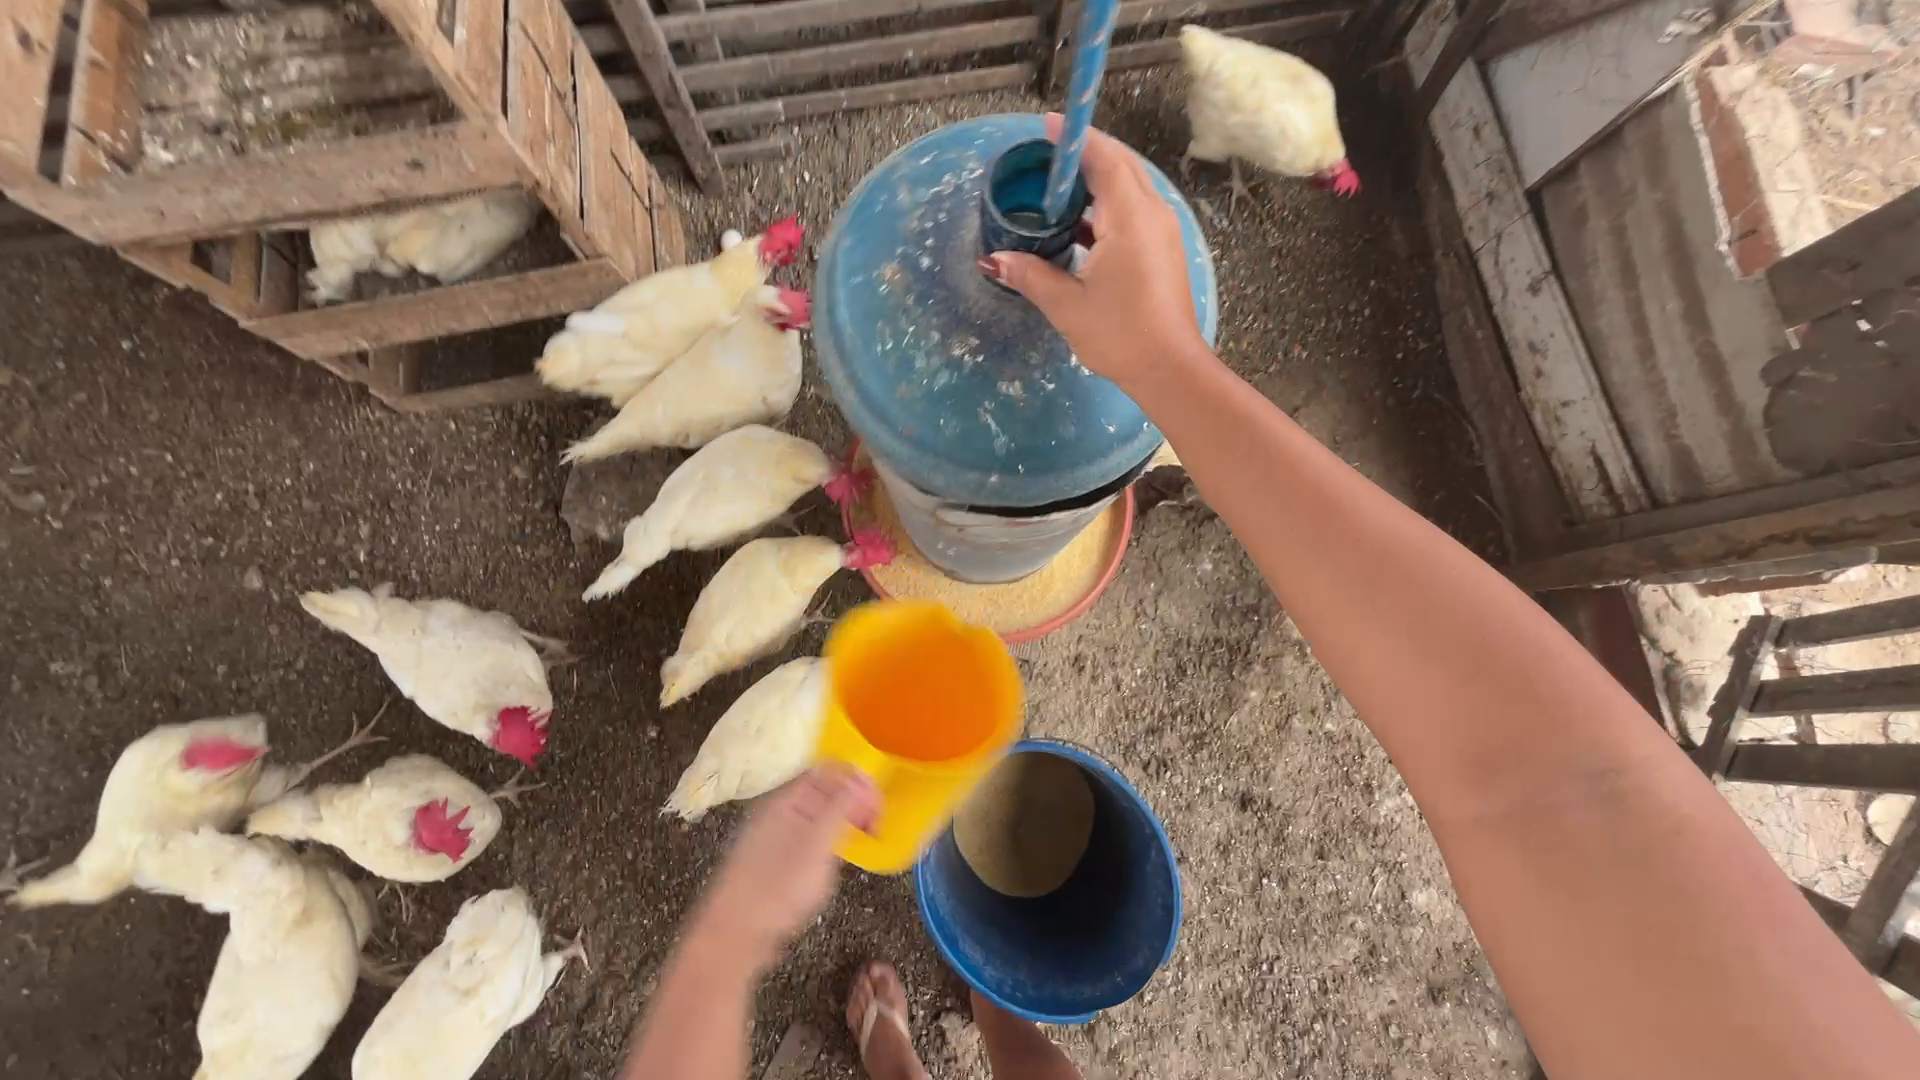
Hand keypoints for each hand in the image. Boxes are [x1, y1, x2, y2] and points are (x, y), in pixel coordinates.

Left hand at [693, 765, 879, 967]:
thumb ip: (841, 808)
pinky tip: (837, 858)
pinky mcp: (775, 859)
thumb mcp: (817, 845)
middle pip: (824, 790)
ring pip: (818, 814)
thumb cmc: (777, 889)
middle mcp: (779, 812)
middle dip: (854, 800)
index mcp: (788, 801)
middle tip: (876, 823)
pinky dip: (830, 839)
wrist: (734, 936)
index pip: (829, 771)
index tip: (879, 802)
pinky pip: (810, 835)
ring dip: (844, 820)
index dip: (858, 780)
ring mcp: (775, 835)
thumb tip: (861, 778)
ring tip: (864, 838)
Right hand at [981, 114, 1209, 391]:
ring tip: (1056, 190)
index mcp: (1129, 217)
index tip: (1046, 126)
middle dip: (1084, 154)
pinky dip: (1106, 207)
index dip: (1073, 139)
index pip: (1102, 158)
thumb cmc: (1119, 335)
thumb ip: (1031, 275)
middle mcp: (1152, 214)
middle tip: (1045, 158)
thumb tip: (996, 261)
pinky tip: (1078, 225)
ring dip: (1096, 181)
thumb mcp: (1067, 305)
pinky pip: (1133, 211)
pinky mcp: (1162, 251)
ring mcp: (1162, 232)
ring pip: (1128, 187)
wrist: (1169, 369)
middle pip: (1120, 164)